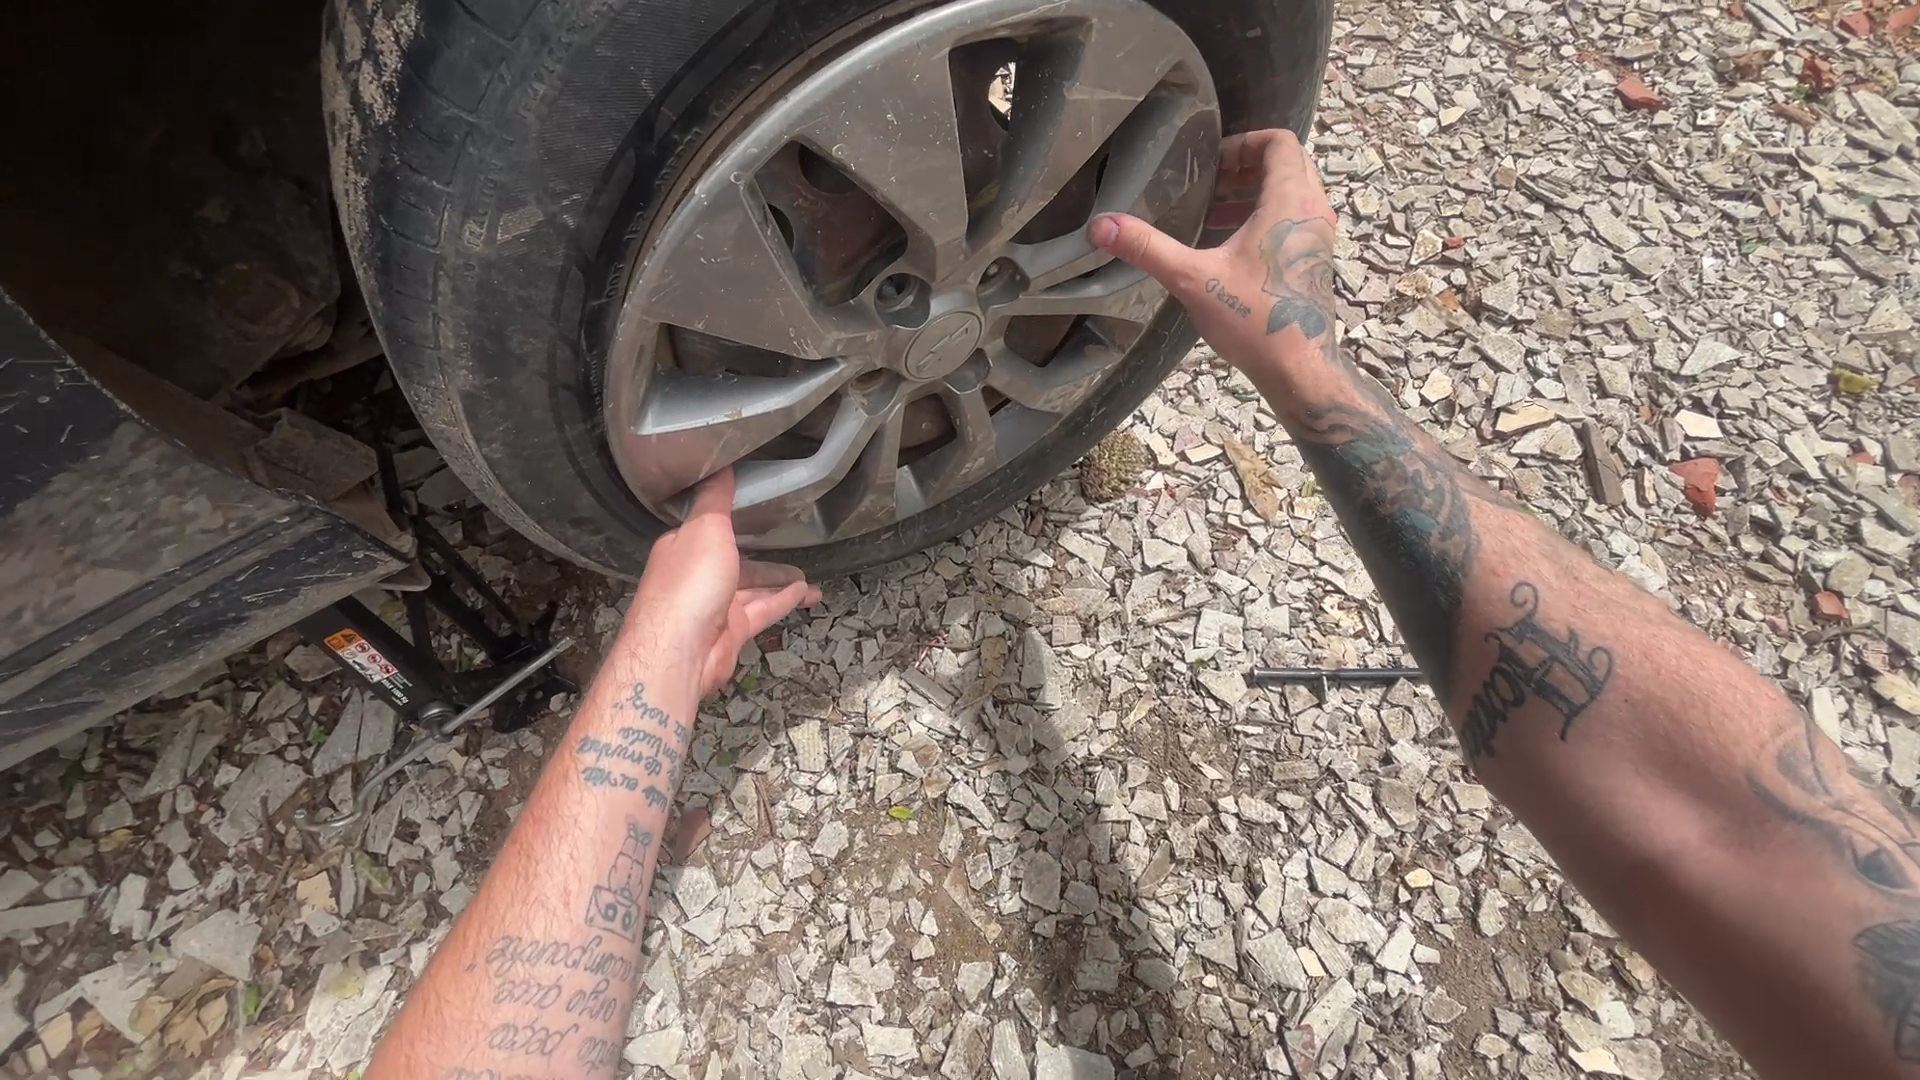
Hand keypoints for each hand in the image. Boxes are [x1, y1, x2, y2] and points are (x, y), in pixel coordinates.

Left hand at [625, 469, 820, 696]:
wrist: (681, 649)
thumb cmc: (690, 583)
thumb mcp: (706, 527)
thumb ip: (716, 498)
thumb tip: (719, 463)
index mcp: (684, 548)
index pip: (710, 530)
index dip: (733, 521)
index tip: (756, 512)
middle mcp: (696, 576)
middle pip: (737, 562)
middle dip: (764, 557)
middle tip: (792, 549)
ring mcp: (714, 606)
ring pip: (753, 589)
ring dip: (780, 582)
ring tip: (807, 578)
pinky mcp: (731, 631)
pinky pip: (762, 610)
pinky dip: (782, 601)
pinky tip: (804, 594)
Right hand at [1088, 129, 1338, 372]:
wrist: (1297, 367)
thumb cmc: (1252, 318)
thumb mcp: (1192, 279)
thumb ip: (1148, 248)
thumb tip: (1100, 226)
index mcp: (1289, 201)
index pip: (1278, 143)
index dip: (1243, 144)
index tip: (1211, 162)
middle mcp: (1312, 211)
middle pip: (1286, 166)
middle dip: (1246, 170)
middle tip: (1209, 186)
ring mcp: (1318, 239)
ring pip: (1291, 197)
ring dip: (1254, 198)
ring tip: (1214, 217)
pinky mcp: (1314, 264)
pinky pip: (1292, 224)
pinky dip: (1265, 223)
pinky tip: (1230, 251)